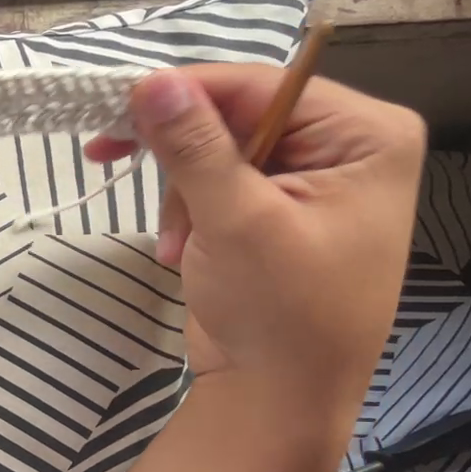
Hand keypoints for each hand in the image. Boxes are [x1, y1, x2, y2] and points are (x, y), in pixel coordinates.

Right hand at [85, 65, 424, 419]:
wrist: (278, 389)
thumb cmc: (279, 306)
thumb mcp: (234, 220)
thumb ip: (194, 147)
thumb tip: (150, 82)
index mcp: (363, 133)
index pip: (258, 85)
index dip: (182, 93)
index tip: (110, 113)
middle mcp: (340, 146)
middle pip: (232, 117)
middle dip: (178, 158)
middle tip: (107, 161)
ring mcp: (303, 181)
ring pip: (211, 154)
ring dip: (177, 196)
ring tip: (177, 245)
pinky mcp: (268, 212)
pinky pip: (210, 188)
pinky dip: (183, 216)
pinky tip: (181, 250)